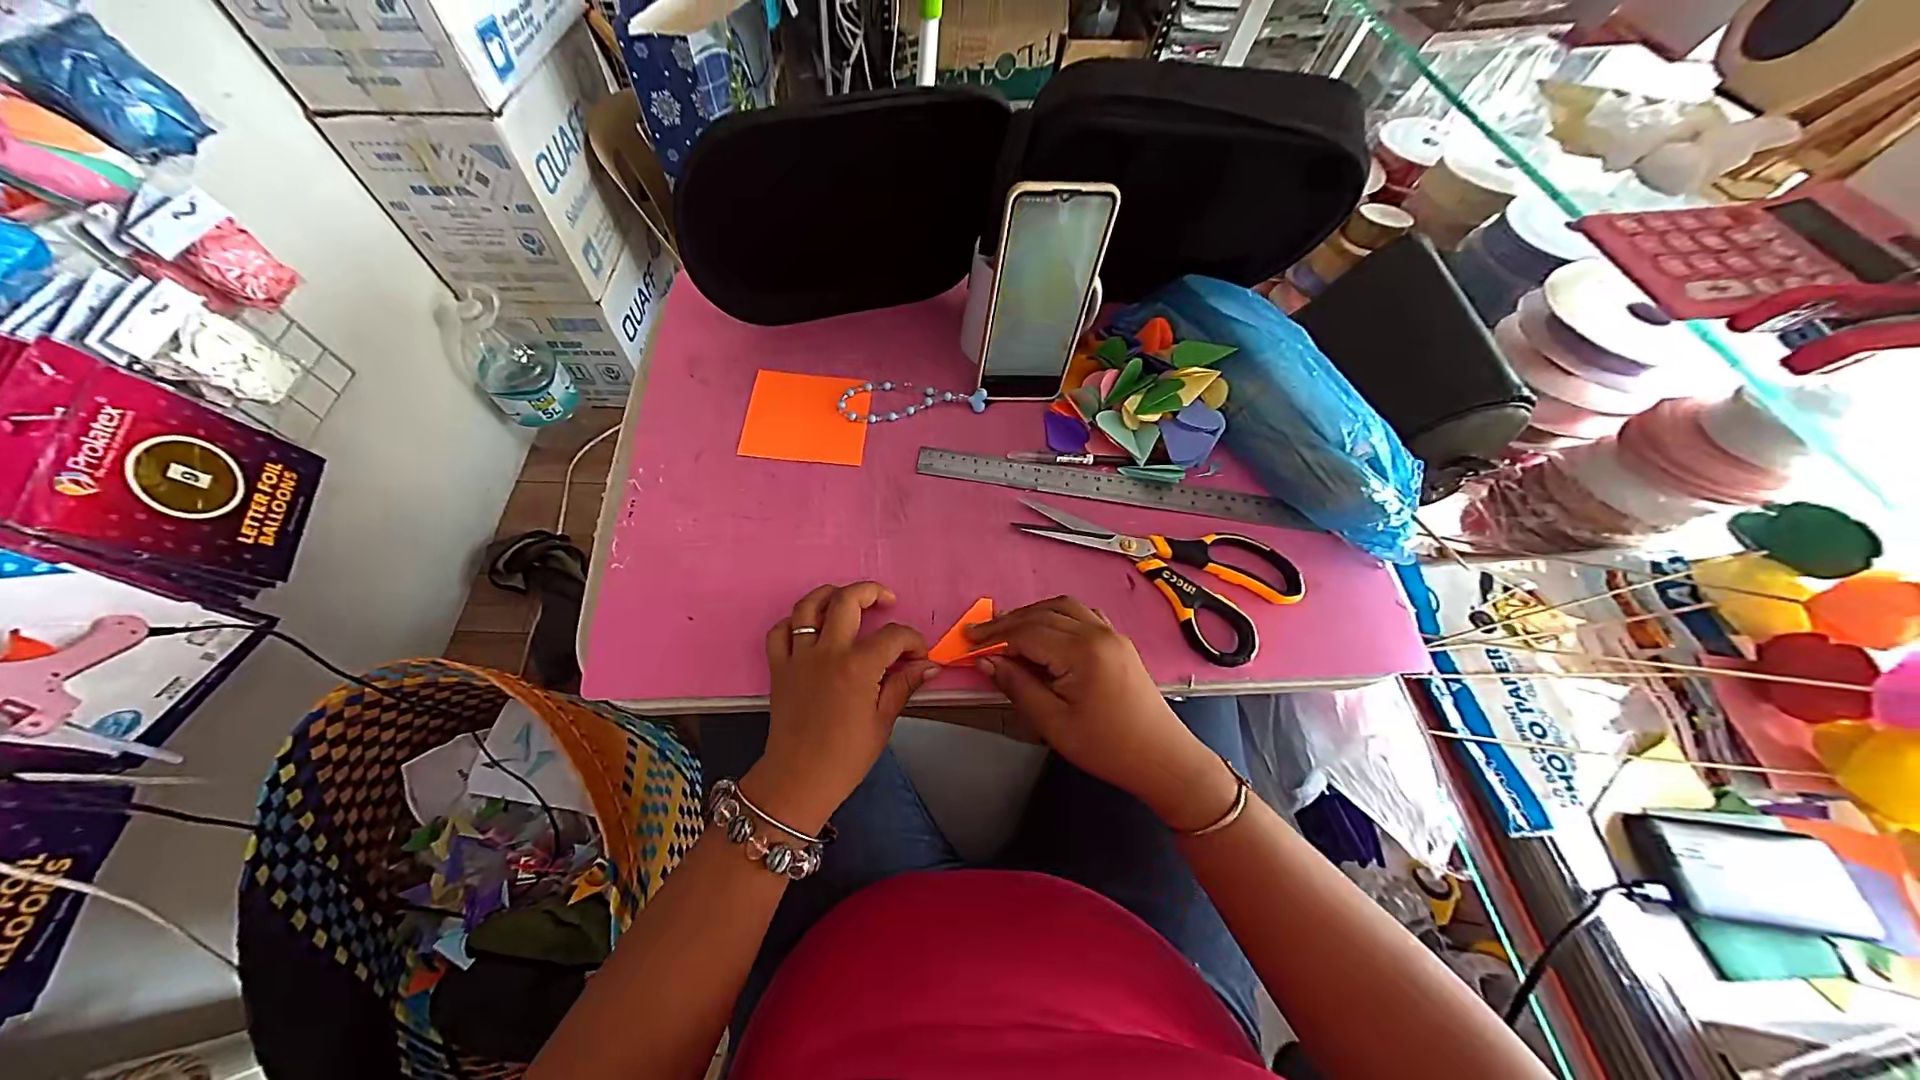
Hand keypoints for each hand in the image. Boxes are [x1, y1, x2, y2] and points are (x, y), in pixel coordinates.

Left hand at [747, 583, 935, 832]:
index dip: (912, 642)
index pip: (893, 636)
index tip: (918, 657)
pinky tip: (810, 628)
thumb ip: (904, 685)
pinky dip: (794, 622)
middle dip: (873, 592)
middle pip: (848, 600)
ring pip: (809, 606)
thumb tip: (928, 666)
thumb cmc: (846, 756)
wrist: (799, 779)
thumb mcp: (883, 721)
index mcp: (858, 666)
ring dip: (831, 594)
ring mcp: (799, 656)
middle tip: (887, 601)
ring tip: (847, 599)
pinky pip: (780, 631)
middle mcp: (827, 652)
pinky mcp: (779, 667)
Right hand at [967, 597, 1237, 830]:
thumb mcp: (1053, 722)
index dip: (994, 638)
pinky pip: (1082, 614)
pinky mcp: (1118, 641)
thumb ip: (1018, 686)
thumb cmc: (1107, 747)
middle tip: (979, 635)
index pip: (1027, 632)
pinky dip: (1056, 616)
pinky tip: (1044, 631)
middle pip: (1042, 613)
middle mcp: (1097, 632)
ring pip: (1062, 607)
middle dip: (1007, 623)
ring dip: (1031, 614)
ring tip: (1005, 630)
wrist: (1161, 758)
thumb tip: (988, 661)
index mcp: (1082, 652)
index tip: (968, 645)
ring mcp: (1111, 634)